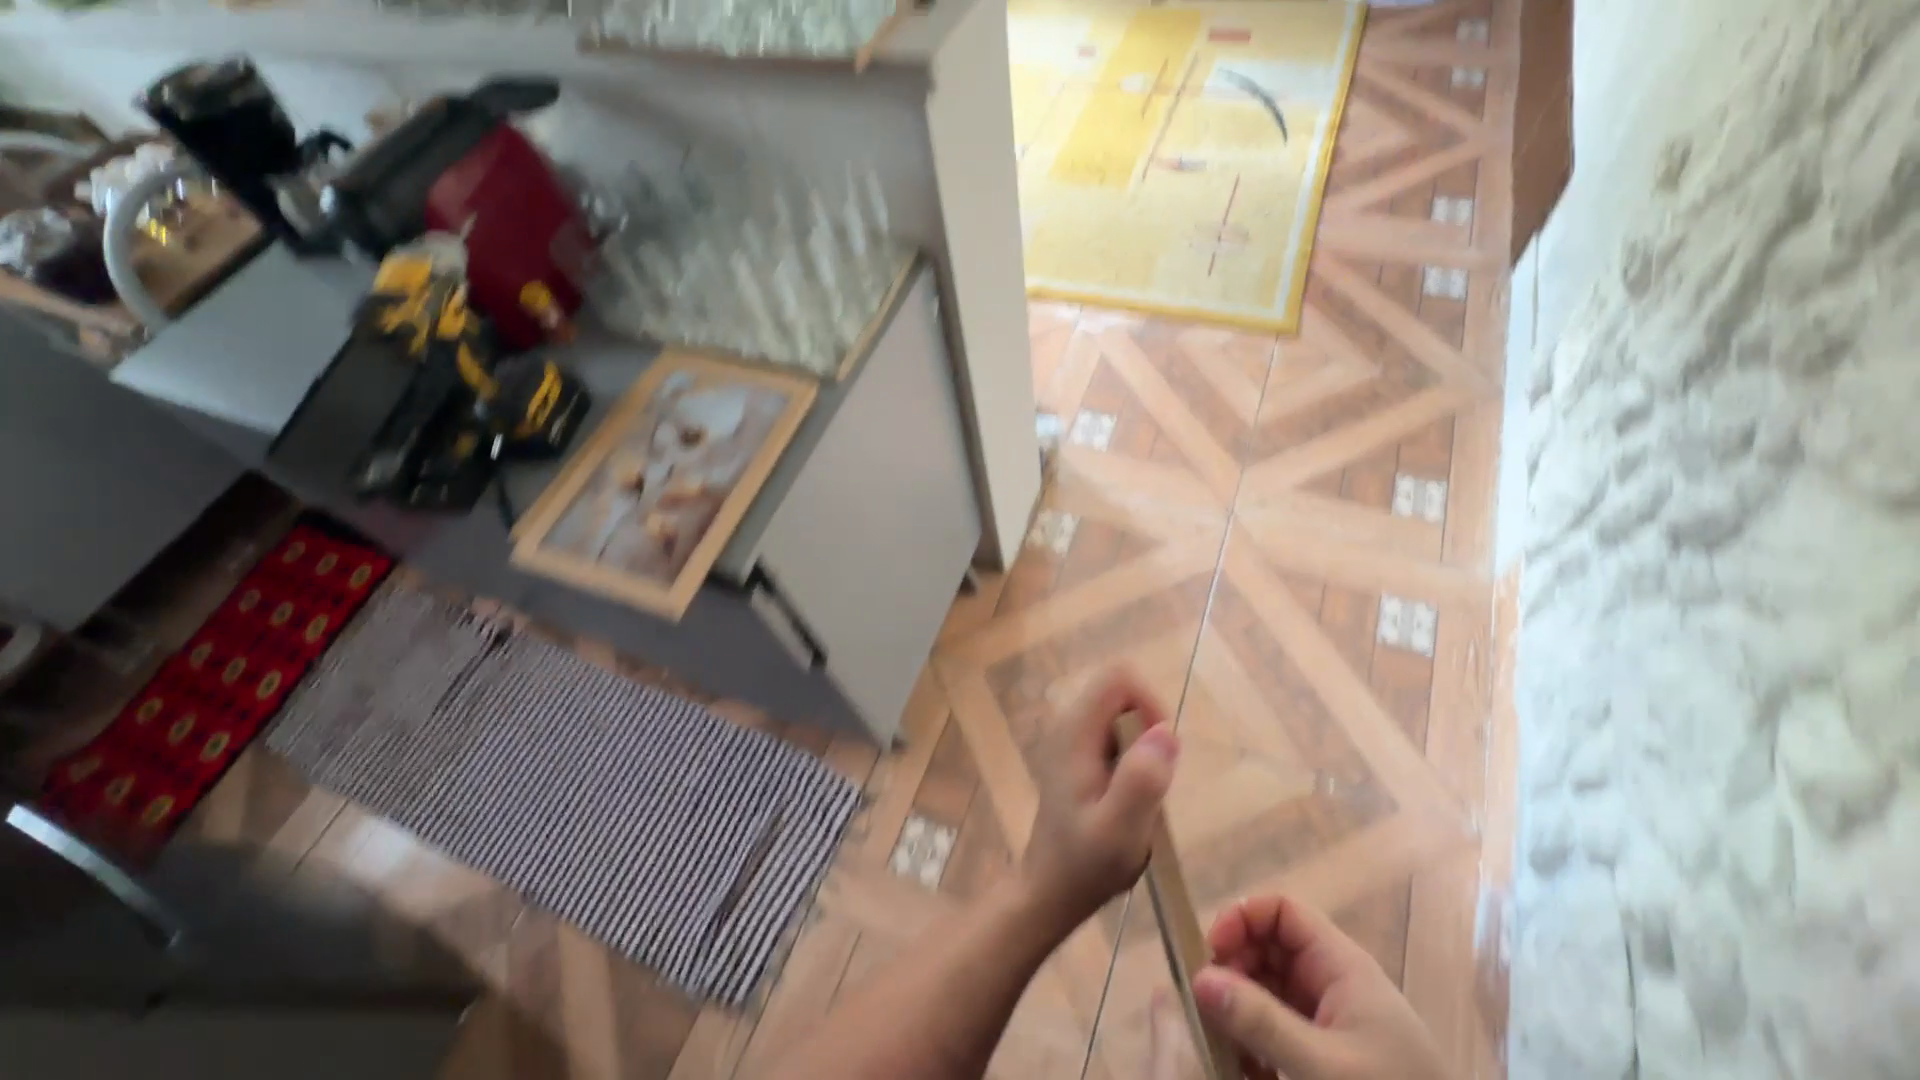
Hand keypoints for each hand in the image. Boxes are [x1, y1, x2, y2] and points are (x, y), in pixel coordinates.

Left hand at [1017, 669, 1179, 935]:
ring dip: (1143, 752)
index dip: (1150, 704)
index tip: (1161, 752)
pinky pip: (1118, 739)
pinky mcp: (1079, 759)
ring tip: (1137, 797)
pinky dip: (1133, 763)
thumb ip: (1142, 781)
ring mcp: (1072, 742)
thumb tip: (1164, 732)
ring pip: (1123, 718)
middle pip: (1122, 694)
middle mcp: (1069, 727)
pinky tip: (1126, 801)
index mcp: (1074, 733)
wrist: (1051, 891)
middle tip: (1150, 782)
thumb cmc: (1085, 865)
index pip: (1119, 678)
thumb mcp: (1121, 831)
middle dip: (1149, 732)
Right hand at [1192, 896, 1450, 1079]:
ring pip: (1267, 991)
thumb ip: (1261, 1023)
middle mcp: (1333, 983)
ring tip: (1222, 1045)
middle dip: (1233, 970)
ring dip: (1239, 1011)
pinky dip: (1254, 1044)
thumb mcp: (1322, 1066)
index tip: (1211, 954)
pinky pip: (1277, 1030)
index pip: (1282, 911)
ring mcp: (1329, 1020)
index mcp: (1341, 966)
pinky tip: (1247, 1071)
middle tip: (1209, 1007)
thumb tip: (1199, 978)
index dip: (1242, 919)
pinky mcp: (1326, 1054)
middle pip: (1268, 949)